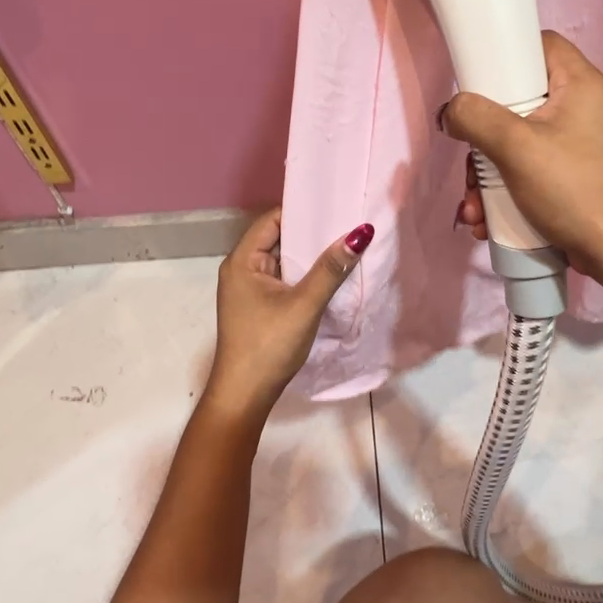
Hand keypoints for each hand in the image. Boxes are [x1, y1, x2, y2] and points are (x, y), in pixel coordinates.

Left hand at [208, 208, 371, 417]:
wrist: (245, 395)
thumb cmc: (268, 345)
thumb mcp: (303, 305)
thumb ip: (331, 269)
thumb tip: (360, 233)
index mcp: (242, 261)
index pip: (273, 220)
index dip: (302, 212)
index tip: (335, 207)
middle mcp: (242, 269)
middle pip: (279, 238)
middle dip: (311, 234)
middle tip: (348, 223)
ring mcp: (250, 289)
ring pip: (284, 260)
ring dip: (310, 256)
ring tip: (345, 244)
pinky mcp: (259, 306)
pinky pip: (284, 279)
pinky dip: (304, 275)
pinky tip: (330, 275)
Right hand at [445, 31, 602, 293]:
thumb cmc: (574, 188)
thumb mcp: (516, 148)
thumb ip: (475, 119)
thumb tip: (451, 112)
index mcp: (579, 84)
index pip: (539, 44)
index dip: (504, 54)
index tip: (474, 81)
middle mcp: (581, 108)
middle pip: (517, 101)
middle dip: (482, 140)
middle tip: (470, 164)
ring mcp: (577, 146)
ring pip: (516, 144)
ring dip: (486, 177)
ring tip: (474, 209)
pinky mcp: (572, 178)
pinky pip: (528, 173)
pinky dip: (504, 194)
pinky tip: (487, 221)